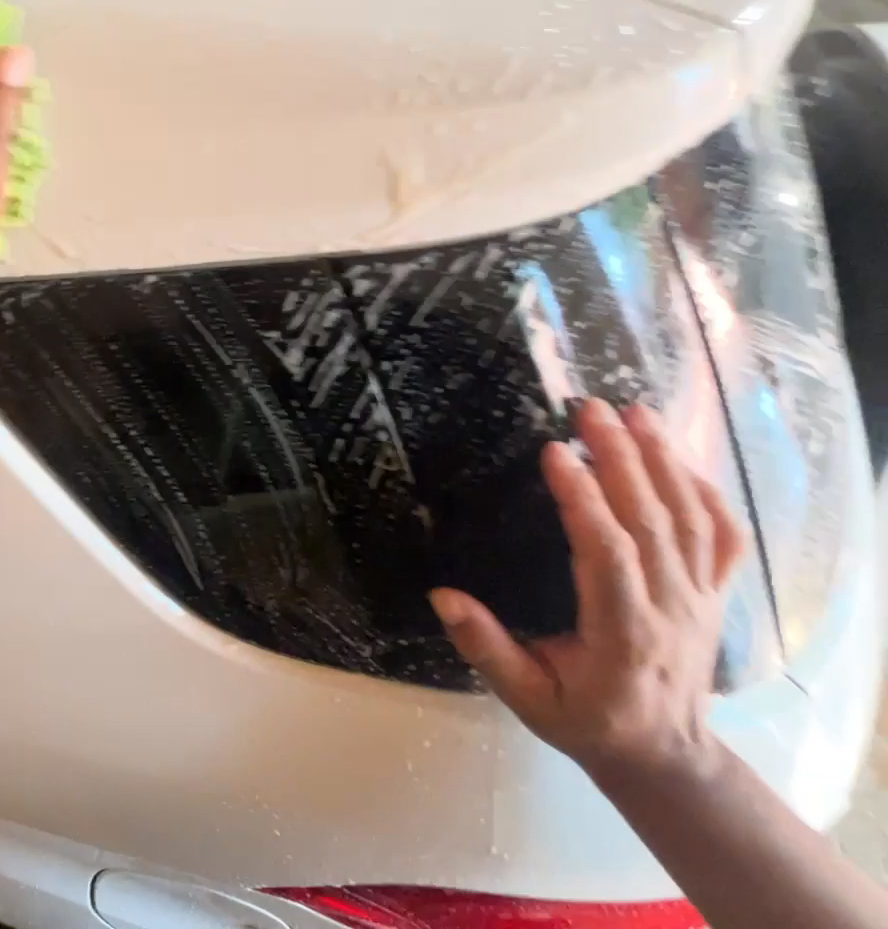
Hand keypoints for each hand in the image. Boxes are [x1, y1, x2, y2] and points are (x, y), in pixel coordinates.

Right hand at [429, 400, 747, 779]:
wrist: (664, 752)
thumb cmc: (581, 719)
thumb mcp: (523, 695)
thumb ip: (485, 646)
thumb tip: (442, 595)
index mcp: (622, 632)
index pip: (608, 554)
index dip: (584, 501)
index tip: (556, 452)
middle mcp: (670, 608)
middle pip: (654, 522)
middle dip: (623, 459)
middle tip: (590, 409)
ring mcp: (699, 598)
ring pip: (691, 519)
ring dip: (663, 461)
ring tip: (632, 413)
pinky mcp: (712, 593)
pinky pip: (719, 535)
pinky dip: (702, 489)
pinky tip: (675, 456)